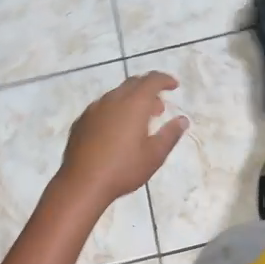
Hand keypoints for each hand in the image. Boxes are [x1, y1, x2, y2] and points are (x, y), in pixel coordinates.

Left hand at [55, 72, 187, 208]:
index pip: (152, 80)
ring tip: (138, 122)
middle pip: (133, 83)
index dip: (165, 80)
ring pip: (116, 94)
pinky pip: (102, 107)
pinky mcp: (81, 121)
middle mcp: (113, 99)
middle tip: (158, 108)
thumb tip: (183, 120)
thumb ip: (170, 134)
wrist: (82, 184)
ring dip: (131, 101)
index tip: (174, 86)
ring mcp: (94, 109)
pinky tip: (115, 131)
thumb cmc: (123, 169)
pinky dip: (115, 111)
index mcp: (134, 103)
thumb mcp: (154, 155)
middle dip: (149, 90)